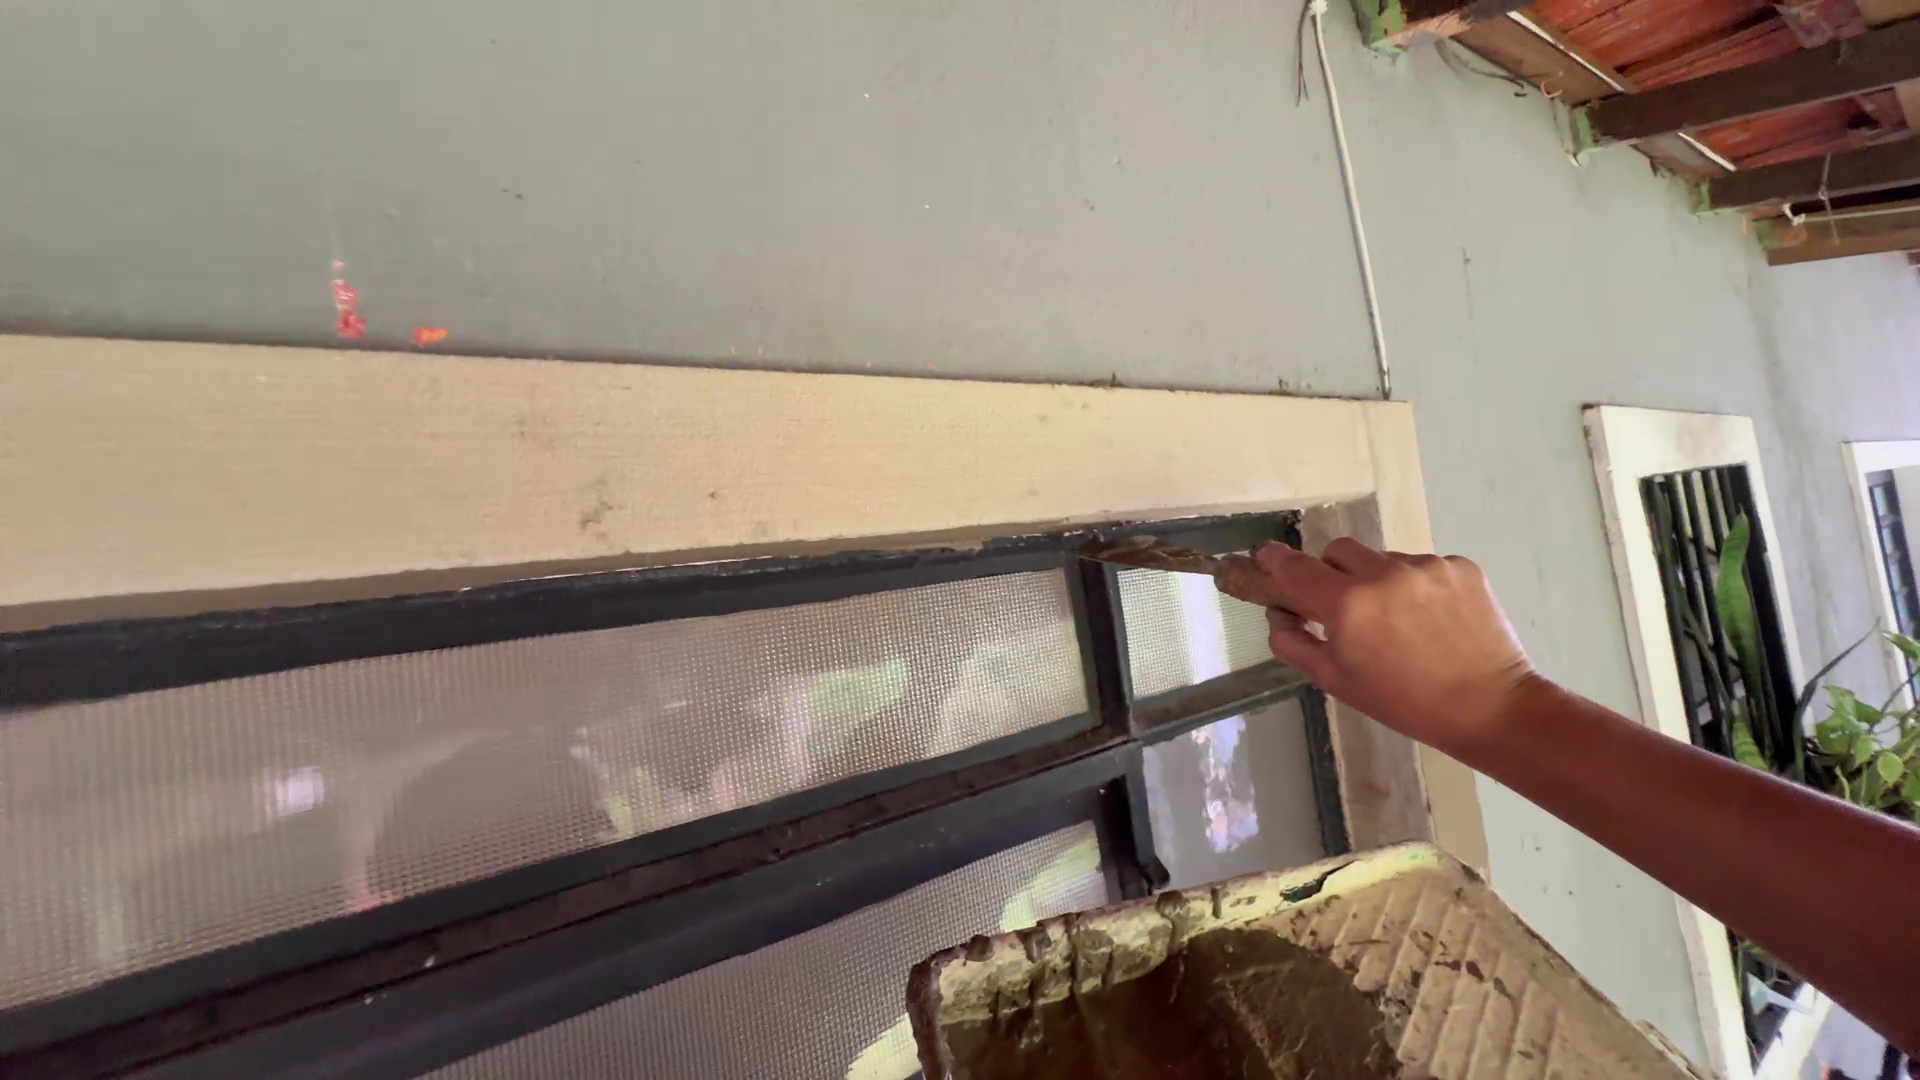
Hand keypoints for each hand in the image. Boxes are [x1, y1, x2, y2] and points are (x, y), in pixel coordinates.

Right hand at [1215, 538, 1535, 758]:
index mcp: (1347, 604)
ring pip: (1380, 558)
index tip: (1265, 556)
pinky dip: (1414, 585)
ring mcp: (1425, 566)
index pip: (1294, 566)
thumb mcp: (1334, 680)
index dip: (1274, 558)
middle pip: (1337, 551)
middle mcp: (1383, 574)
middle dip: (1332, 572)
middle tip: (1344, 605)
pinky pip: (1419, 565)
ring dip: (1376, 580)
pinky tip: (1430, 618)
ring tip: (1398, 619)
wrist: (1492, 708)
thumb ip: (1292, 642)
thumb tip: (1278, 614)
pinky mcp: (1460, 567)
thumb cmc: (1404, 702)